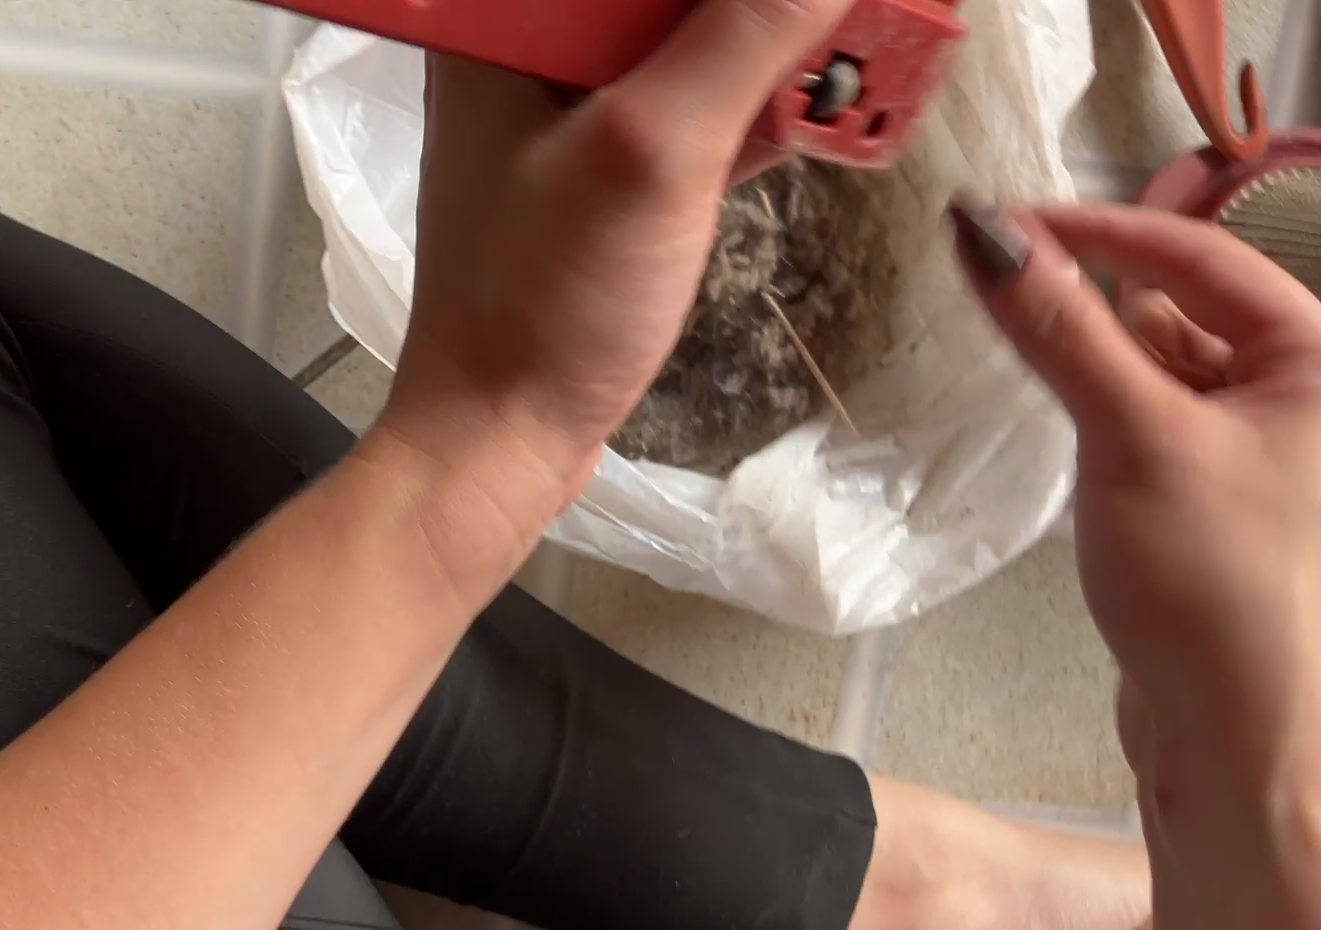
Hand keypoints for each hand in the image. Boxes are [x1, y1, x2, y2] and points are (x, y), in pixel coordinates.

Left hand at [372, 0, 850, 509]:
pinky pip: (687, 125)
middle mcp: (526, 66)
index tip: (806, 2)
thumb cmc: (546, 303)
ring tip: (879, 31)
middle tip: (860, 8)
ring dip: (775, 46)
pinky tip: (823, 108)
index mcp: (500, 29)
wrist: (498, 436)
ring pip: (686, 51)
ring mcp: (563, 137)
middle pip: (658, 1)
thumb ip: (747, 24)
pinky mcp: (599, 198)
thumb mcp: (649, 151)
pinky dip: (752, 115)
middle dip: (762, 10)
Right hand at [955, 196, 1320, 929]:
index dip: (1090, 231)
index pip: (1194, 258)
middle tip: (982, 267)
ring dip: (1075, 337)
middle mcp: (1296, 381)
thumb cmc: (1207, 565)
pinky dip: (1083, 388)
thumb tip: (985, 238)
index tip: (991, 219)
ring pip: (1146, 354)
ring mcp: (1244, 430)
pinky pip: (1134, 402)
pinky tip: (1042, 393)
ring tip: (998, 325)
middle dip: (1079, 283)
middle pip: (1170, 303)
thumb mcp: (1133, 434)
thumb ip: (1061, 333)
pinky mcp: (1194, 473)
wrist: (1228, 704)